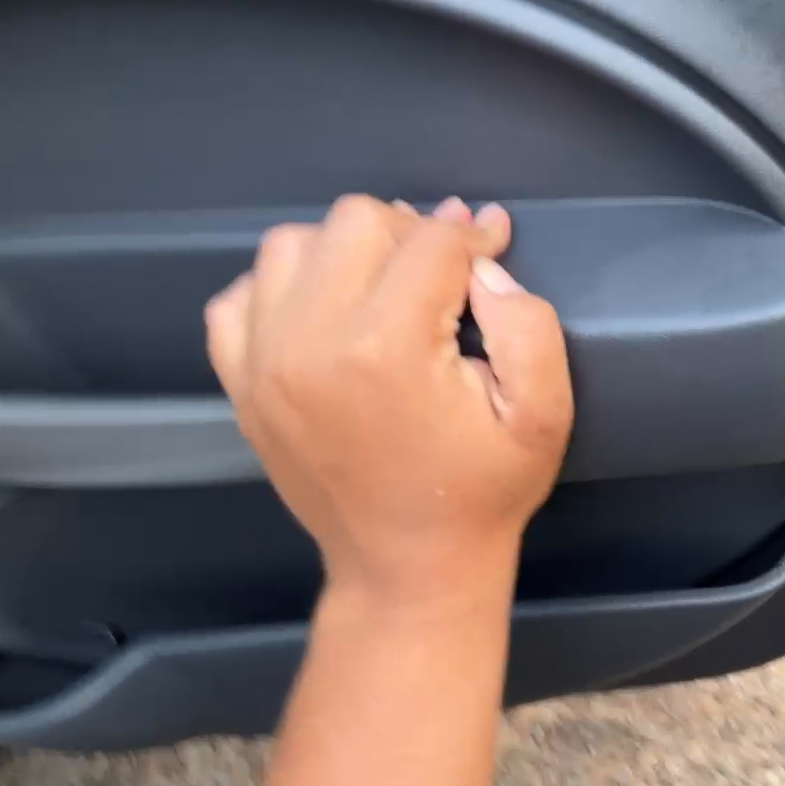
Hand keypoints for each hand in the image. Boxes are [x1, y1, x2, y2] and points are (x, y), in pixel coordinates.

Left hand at [205, 195, 573, 613]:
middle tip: (450, 273)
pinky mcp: (239, 381)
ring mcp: (261, 361)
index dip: (476, 233)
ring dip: (352, 250)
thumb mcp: (546, 410)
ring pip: (294, 242)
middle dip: (415, 232)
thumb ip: (529, 324)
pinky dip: (289, 284)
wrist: (408, 565)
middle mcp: (309, 341)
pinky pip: (243, 292)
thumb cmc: (487, 487)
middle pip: (357, 220)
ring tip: (392, 287)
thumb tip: (484, 267)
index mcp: (389, 348)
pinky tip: (332, 312)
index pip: (432, 240)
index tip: (497, 243)